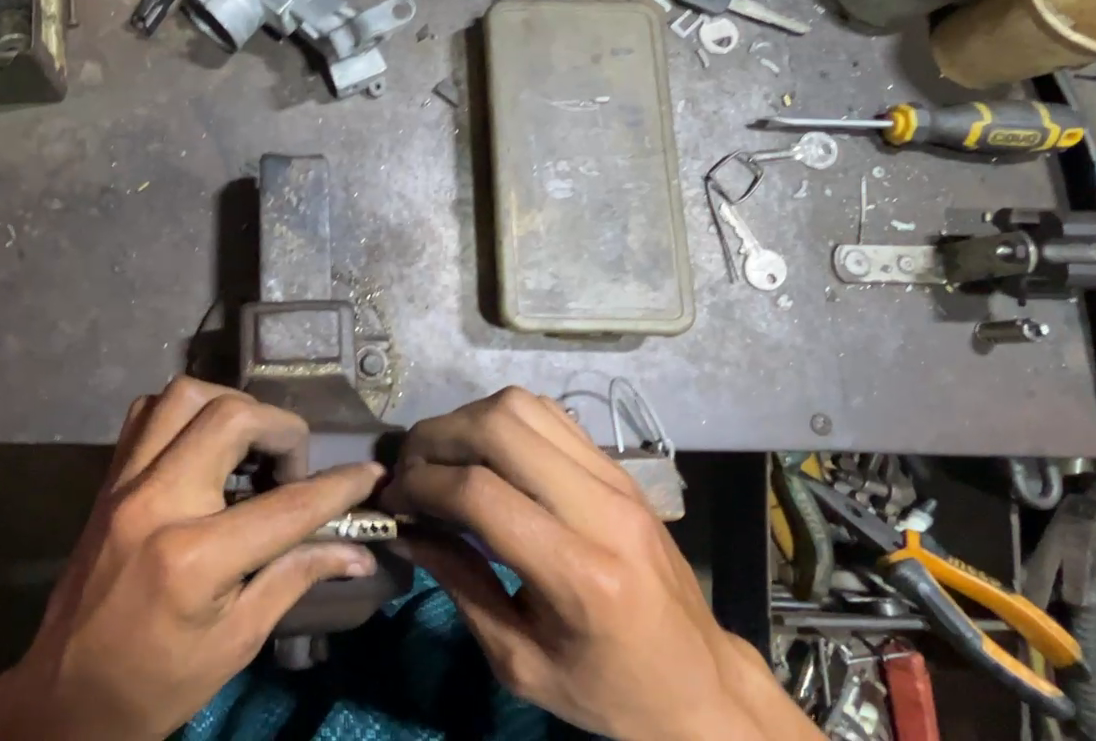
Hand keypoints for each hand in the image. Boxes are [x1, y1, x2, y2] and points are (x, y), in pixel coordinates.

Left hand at [0, 376, 383, 740]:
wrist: (66, 695)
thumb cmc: (157, 682)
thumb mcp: (236, 641)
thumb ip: (294, 579)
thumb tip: (356, 552)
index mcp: (193, 557)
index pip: (285, 505)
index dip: (338, 486)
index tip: (370, 474)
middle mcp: (156, 501)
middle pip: (231, 417)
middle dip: (281, 431)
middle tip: (292, 471)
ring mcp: (124, 482)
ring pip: (184, 395)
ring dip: (231, 408)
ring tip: (251, 448)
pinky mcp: (108, 479)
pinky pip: (147, 411)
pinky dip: (186, 412)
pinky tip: (205, 445)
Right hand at [381, 387, 821, 740]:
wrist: (701, 684)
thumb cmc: (607, 689)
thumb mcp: (519, 661)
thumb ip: (458, 584)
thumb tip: (406, 528)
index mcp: (579, 575)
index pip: (479, 492)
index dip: (420, 486)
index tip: (394, 502)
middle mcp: (602, 510)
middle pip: (499, 428)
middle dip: (436, 439)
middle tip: (410, 469)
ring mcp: (617, 480)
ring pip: (523, 406)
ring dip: (467, 421)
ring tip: (444, 458)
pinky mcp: (620, 469)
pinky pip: (549, 414)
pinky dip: (503, 421)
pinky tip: (487, 454)